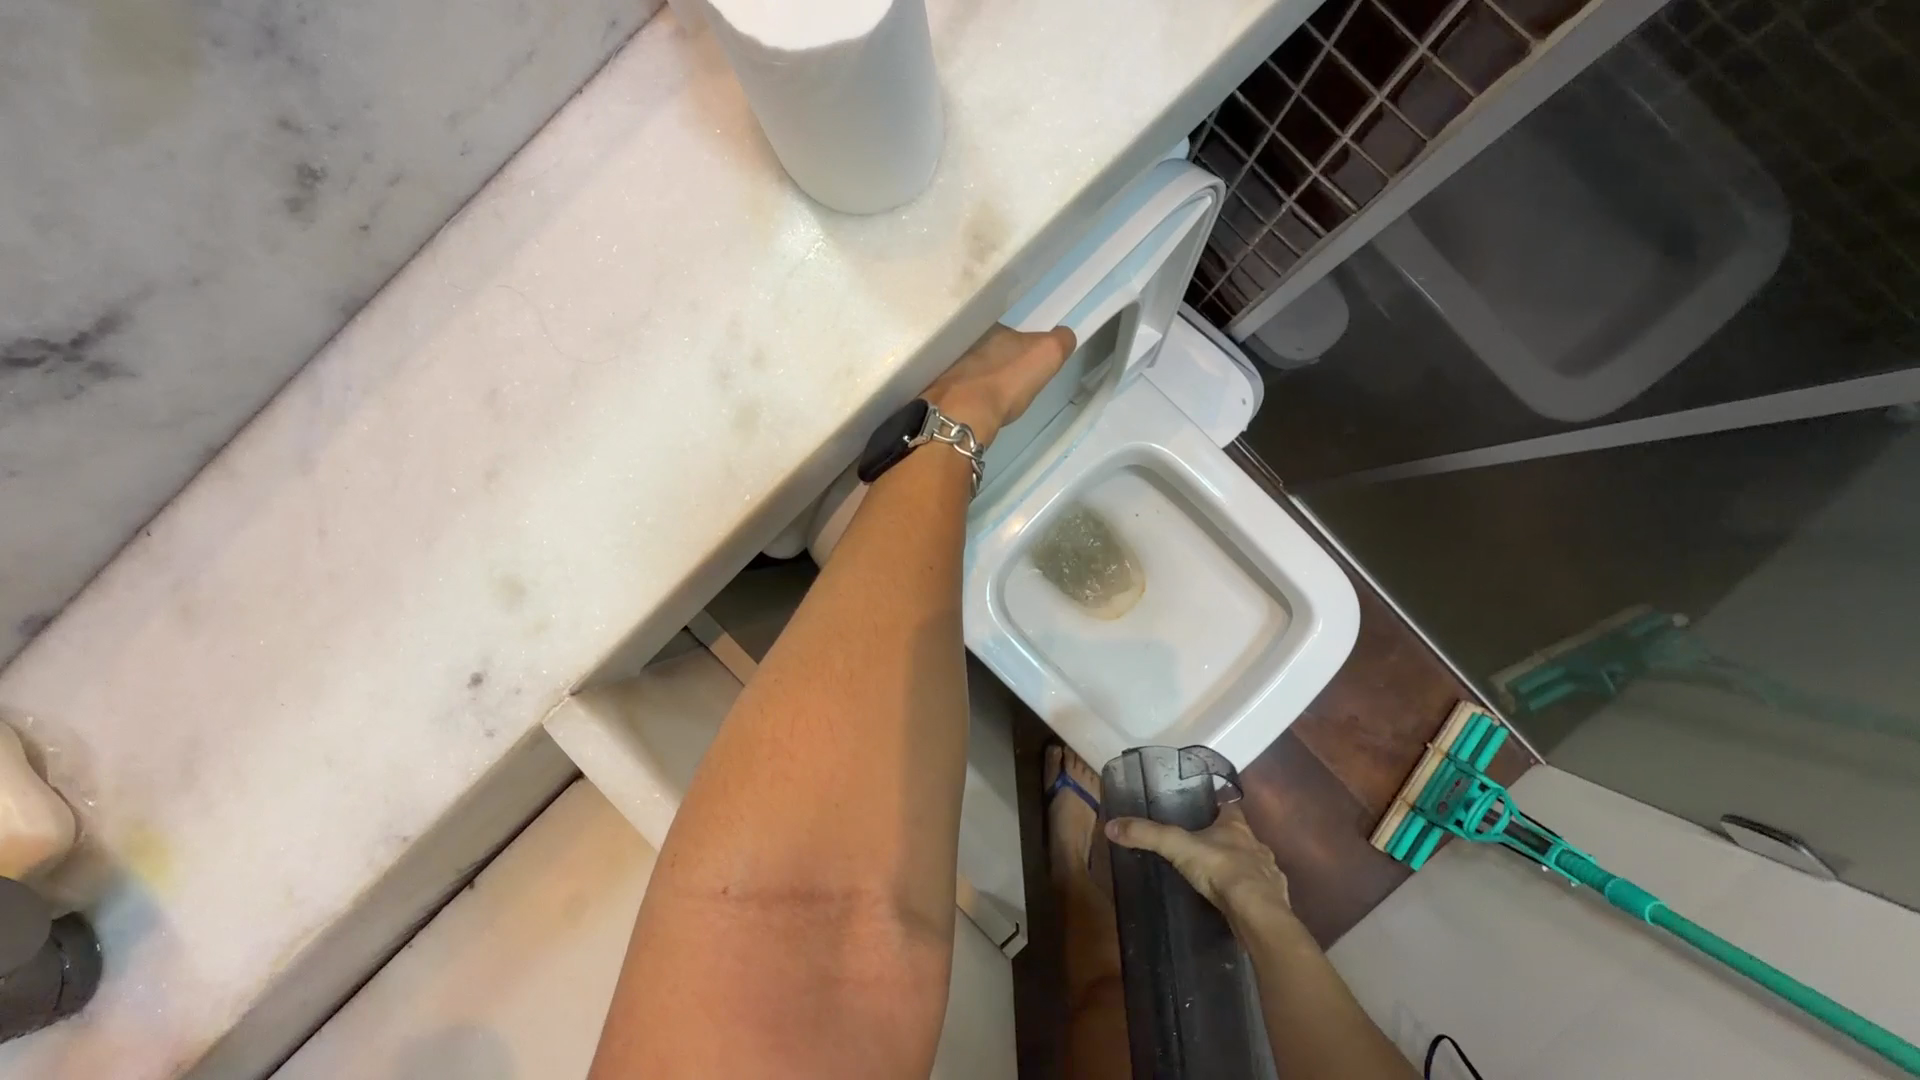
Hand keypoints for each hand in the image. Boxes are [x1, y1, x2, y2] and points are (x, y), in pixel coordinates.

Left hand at [923, 324, 1076, 447]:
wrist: (964, 413)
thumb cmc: (1008, 381)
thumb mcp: (1047, 354)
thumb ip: (1060, 341)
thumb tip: (1064, 336)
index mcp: (994, 331)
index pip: (1012, 334)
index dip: (1023, 348)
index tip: (1027, 364)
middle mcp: (968, 344)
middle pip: (990, 350)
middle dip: (1001, 362)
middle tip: (1011, 381)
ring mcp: (951, 368)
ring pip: (972, 368)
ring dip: (983, 378)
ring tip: (993, 396)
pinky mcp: (941, 392)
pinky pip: (959, 388)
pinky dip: (968, 395)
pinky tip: (976, 407)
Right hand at [1106, 803, 1290, 920]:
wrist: (1257, 913)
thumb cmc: (1220, 870)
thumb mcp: (1177, 847)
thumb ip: (1147, 835)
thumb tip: (1111, 826)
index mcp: (1236, 826)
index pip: (1230, 806)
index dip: (1220, 805)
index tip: (1208, 808)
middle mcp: (1257, 845)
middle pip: (1242, 836)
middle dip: (1228, 840)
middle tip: (1206, 847)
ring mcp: (1269, 873)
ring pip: (1254, 864)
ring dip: (1241, 868)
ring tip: (1220, 877)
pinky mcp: (1275, 900)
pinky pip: (1262, 892)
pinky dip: (1251, 895)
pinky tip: (1239, 903)